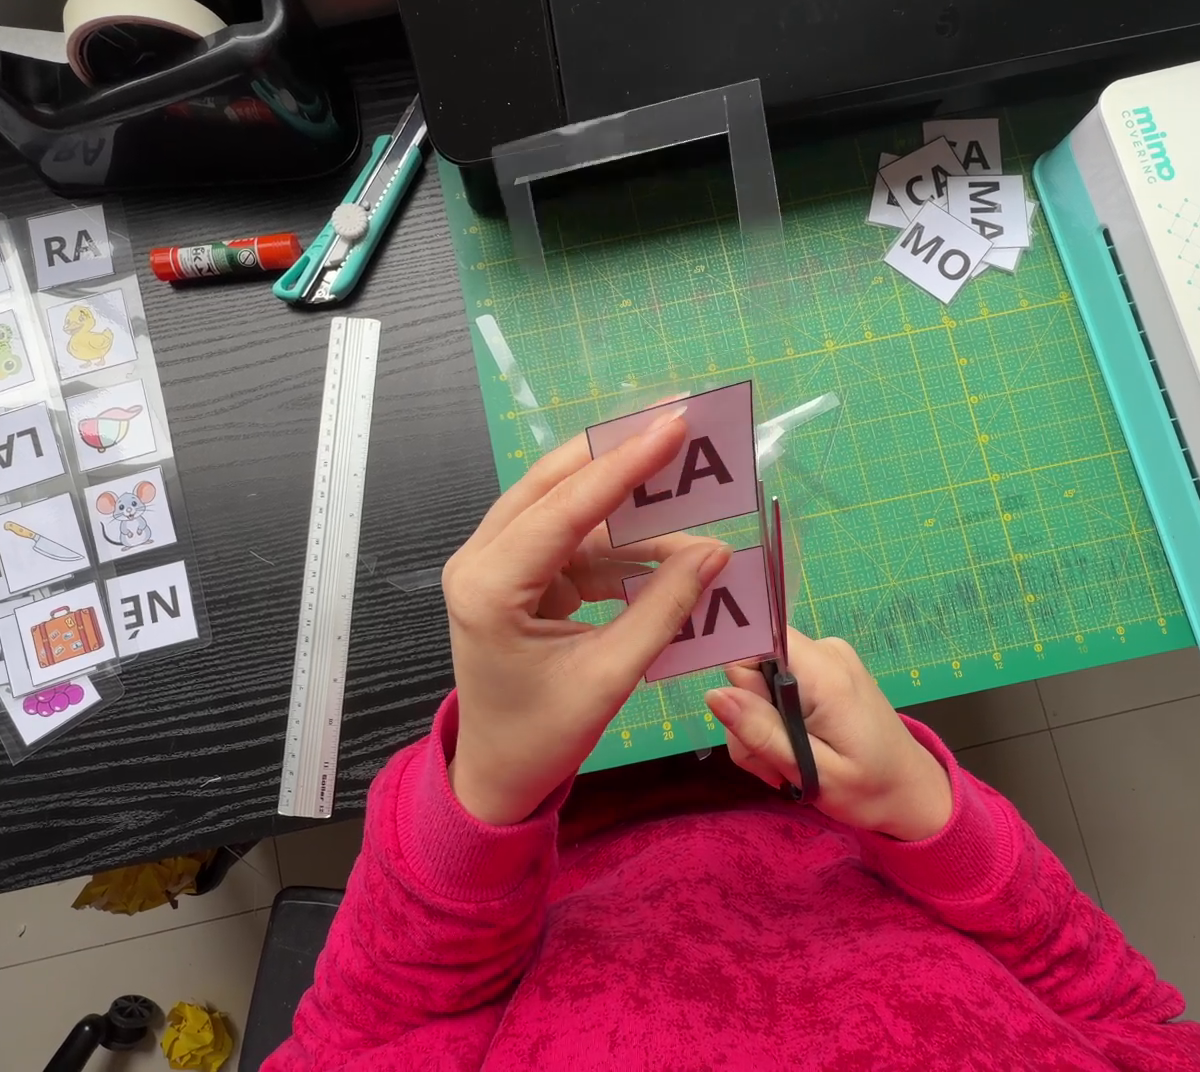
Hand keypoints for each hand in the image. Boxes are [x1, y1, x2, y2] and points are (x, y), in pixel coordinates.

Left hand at [445, 413, 731, 825]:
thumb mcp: (610, 677)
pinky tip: (666, 547)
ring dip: (628, 506)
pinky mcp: (518, 574)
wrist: (498, 773)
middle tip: (677, 427)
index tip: (674, 427)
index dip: (624, 466)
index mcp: (489, 586)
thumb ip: (664, 609)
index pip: (564, 508)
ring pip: (567, 509)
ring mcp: (497, 564)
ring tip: (689, 496)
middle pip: (555, 486)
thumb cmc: (542, 736)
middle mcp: (483, 560)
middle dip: (618, 457)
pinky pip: (574, 541)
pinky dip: (620, 543)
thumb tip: (716, 552)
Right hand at [705, 629, 951, 840]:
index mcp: (825, 672)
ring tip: (789, 763)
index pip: (753, 644)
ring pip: (756, 683)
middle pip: (750, 668)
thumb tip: (714, 695)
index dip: (743, 685)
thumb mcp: (812, 772)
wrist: (912, 794)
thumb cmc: (870, 790)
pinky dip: (775, 721)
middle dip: (750, 718)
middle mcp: (823, 652)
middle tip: (777, 759)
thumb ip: (761, 733)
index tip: (757, 725)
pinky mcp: (820, 672)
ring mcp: (822, 660)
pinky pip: (774, 686)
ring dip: (761, 728)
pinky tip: (794, 750)